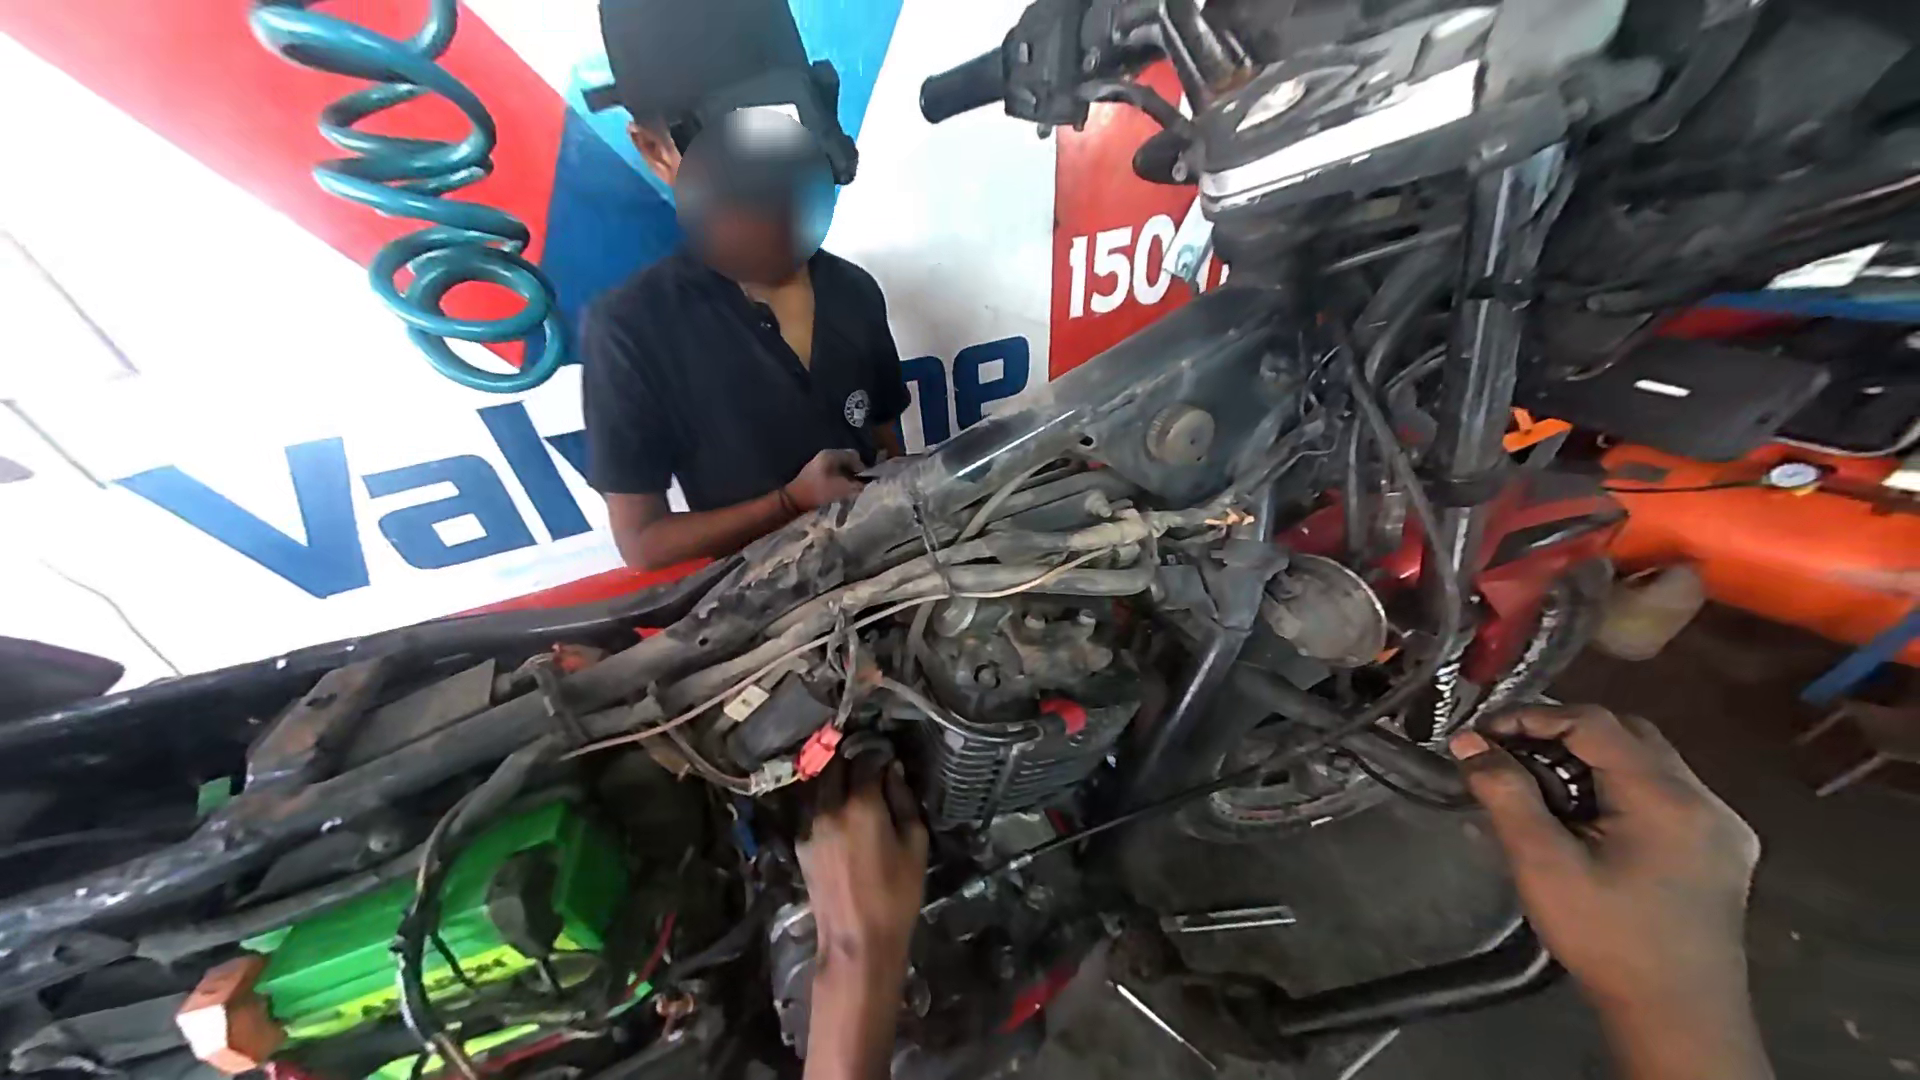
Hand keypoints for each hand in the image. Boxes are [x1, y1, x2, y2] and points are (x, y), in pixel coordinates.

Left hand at [784, 450, 865, 512]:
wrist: (794, 501)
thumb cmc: (818, 492)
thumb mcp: (841, 488)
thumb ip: (857, 485)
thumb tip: (867, 484)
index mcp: (831, 455)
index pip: (854, 455)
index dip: (862, 468)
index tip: (865, 481)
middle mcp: (826, 456)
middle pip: (848, 462)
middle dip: (855, 474)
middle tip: (859, 487)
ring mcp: (821, 465)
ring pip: (842, 469)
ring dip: (848, 479)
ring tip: (851, 491)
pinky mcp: (818, 474)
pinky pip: (835, 474)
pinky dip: (840, 482)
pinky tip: (841, 492)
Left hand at [798, 760, 928, 977]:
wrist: (857, 943)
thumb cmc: (896, 893)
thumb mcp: (915, 843)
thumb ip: (903, 800)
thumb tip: (893, 771)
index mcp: (861, 804)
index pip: (866, 760)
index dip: (878, 752)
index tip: (888, 755)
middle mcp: (830, 807)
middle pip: (836, 766)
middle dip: (852, 758)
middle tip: (869, 762)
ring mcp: (810, 825)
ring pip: (820, 785)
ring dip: (836, 776)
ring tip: (853, 781)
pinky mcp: (801, 844)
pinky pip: (812, 808)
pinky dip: (825, 799)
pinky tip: (839, 809)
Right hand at [1451, 706, 1770, 1078]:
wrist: (1676, 1016)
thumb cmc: (1605, 934)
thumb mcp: (1541, 860)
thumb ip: (1504, 791)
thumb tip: (1467, 740)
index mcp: (1669, 802)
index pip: (1594, 724)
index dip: (1531, 717)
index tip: (1482, 735)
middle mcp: (1705, 803)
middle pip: (1624, 731)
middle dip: (1556, 728)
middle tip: (1504, 747)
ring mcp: (1716, 826)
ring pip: (1640, 756)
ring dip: (1579, 751)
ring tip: (1530, 773)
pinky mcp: (1711, 846)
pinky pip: (1653, 785)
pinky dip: (1603, 775)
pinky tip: (1571, 802)